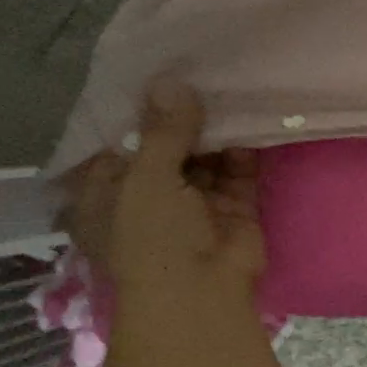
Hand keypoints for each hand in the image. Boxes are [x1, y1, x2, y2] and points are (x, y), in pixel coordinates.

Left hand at [81, 82, 265, 300]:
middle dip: (189, 119)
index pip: (122, 145)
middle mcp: (149, 194)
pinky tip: (259, 122)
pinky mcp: (235, 205)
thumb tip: (171, 82)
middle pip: (169, 148)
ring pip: (208, 157)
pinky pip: (241, 171)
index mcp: (107, 193)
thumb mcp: (147, 181)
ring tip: (241, 94)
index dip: (142, 114)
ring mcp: (194, 201)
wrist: (202, 288)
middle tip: (212, 79)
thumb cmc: (154, 237)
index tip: (167, 78)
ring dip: (222, 133)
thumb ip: (164, 133)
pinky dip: (249, 150)